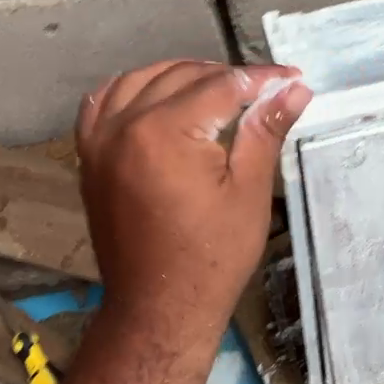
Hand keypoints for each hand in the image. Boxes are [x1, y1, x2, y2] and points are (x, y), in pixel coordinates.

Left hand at [77, 60, 311, 343]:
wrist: (159, 307)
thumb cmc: (212, 257)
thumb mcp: (248, 192)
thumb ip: (266, 130)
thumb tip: (294, 88)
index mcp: (165, 132)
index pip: (221, 85)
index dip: (262, 79)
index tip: (292, 78)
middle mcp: (124, 125)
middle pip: (182, 76)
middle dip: (227, 76)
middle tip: (265, 91)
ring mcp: (99, 140)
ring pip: (142, 79)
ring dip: (182, 76)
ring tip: (219, 90)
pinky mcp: (89, 156)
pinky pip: (104, 102)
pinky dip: (134, 90)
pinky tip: (158, 96)